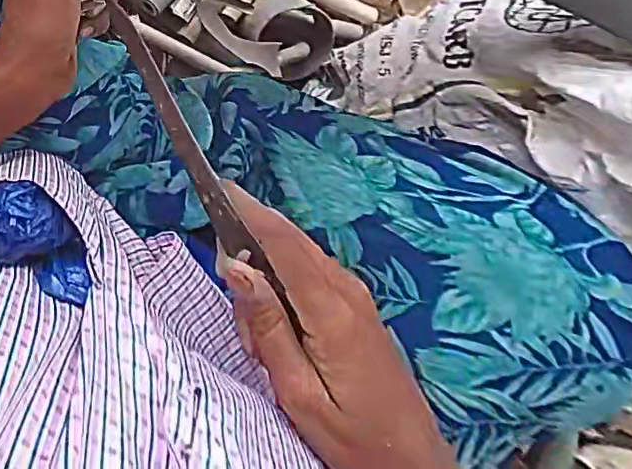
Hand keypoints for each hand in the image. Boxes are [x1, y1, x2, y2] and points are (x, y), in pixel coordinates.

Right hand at [225, 185, 456, 468]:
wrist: (416, 464)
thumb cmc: (354, 440)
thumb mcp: (298, 394)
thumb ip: (266, 326)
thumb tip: (236, 266)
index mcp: (330, 309)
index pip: (280, 239)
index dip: (246, 210)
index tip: (215, 189)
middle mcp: (345, 287)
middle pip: (287, 236)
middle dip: (248, 239)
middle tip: (228, 285)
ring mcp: (354, 292)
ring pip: (295, 250)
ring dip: (264, 266)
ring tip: (258, 334)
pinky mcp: (356, 301)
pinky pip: (308, 268)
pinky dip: (281, 277)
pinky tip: (278, 324)